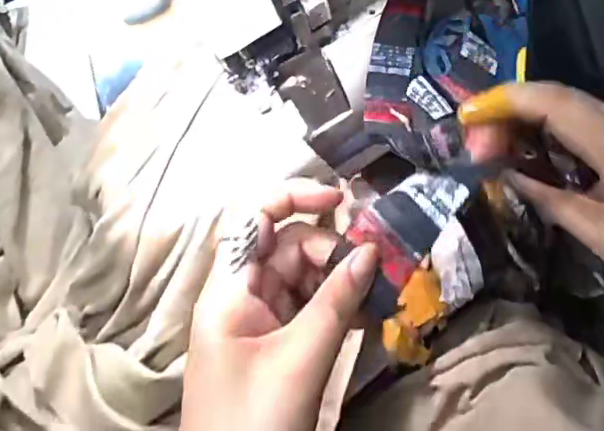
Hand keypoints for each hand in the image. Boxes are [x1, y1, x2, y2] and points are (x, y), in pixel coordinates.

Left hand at [181, 180, 377, 430]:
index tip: (341, 200)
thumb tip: (373, 248)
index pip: (253, 217)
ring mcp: (258, 323)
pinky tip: (364, 314)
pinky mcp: (275, 346)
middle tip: (371, 265)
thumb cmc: (254, 424)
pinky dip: (337, 304)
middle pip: (287, 245)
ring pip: (303, 275)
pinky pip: (309, 306)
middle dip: (331, 248)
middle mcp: (240, 297)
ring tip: (374, 291)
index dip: (294, 196)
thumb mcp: (301, 359)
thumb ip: (338, 299)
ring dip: (339, 278)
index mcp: (228, 291)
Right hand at [462, 83, 603, 430]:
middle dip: (516, 112)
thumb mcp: (603, 235)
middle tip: (476, 138)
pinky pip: (594, 136)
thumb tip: (506, 169)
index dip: (506, 100)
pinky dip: (560, 142)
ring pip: (578, 117)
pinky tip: (541, 158)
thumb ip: (550, 196)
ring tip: (497, 143)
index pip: (554, 99)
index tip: (467, 114)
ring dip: (536, 125)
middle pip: (564, 101)